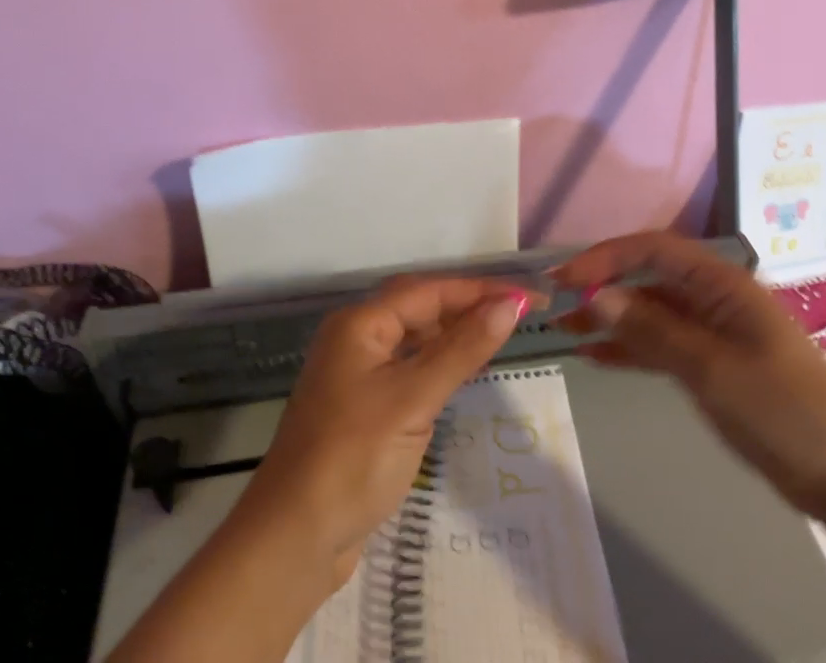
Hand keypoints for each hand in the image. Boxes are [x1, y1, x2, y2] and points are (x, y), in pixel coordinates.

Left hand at [231, 278, 537, 587]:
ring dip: (456, 334)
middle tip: (522, 313)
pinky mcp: (364, 407)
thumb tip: (509, 305)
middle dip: (469, 306)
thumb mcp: (413, 400)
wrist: (295, 535)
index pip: (429, 291)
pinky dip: (441, 364)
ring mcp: (357, 375)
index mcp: (359, 325)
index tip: (530, 297)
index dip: (481, 290)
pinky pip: (410, 369)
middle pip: (420, 308)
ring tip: (502, 336)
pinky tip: (466, 373)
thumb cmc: (353, 458)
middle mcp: (355, 340)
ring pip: (415, 339)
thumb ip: (461, 350)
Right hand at [553, 232, 825, 519]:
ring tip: (562, 332)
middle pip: (650, 279)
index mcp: (723, 286)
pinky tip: (595, 358)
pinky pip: (662, 348)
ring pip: (652, 315)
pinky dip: (630, 350)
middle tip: (553, 307)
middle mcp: (716, 301)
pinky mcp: (714, 369)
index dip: (606, 257)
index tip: (563, 280)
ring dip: (611, 320)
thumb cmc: (785, 410)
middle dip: (603, 287)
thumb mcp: (713, 369)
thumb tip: (597, 296)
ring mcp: (714, 336)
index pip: (655, 250)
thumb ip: (654, 331)